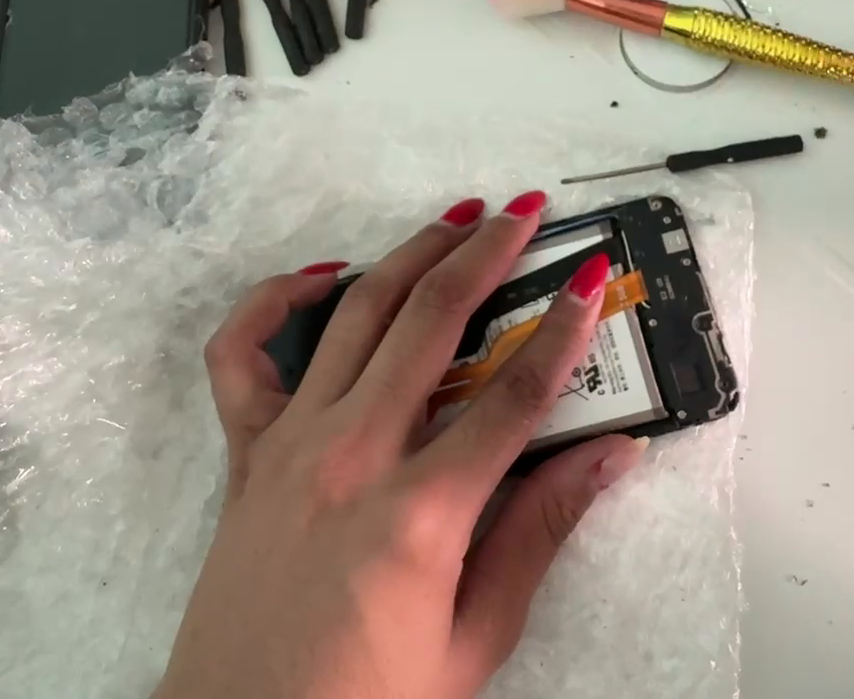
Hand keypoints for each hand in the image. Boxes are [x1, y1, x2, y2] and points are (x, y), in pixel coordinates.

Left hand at [155, 192, 647, 698]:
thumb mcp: (472, 640)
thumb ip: (539, 533)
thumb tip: (610, 455)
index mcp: (419, 513)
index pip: (514, 395)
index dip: (564, 331)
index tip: (592, 282)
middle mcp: (352, 455)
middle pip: (433, 320)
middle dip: (488, 254)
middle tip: (525, 212)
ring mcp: (290, 443)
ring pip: (357, 313)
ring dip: (411, 253)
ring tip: (456, 217)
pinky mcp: (246, 450)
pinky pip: (243, 352)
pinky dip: (277, 301)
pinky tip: (324, 277)